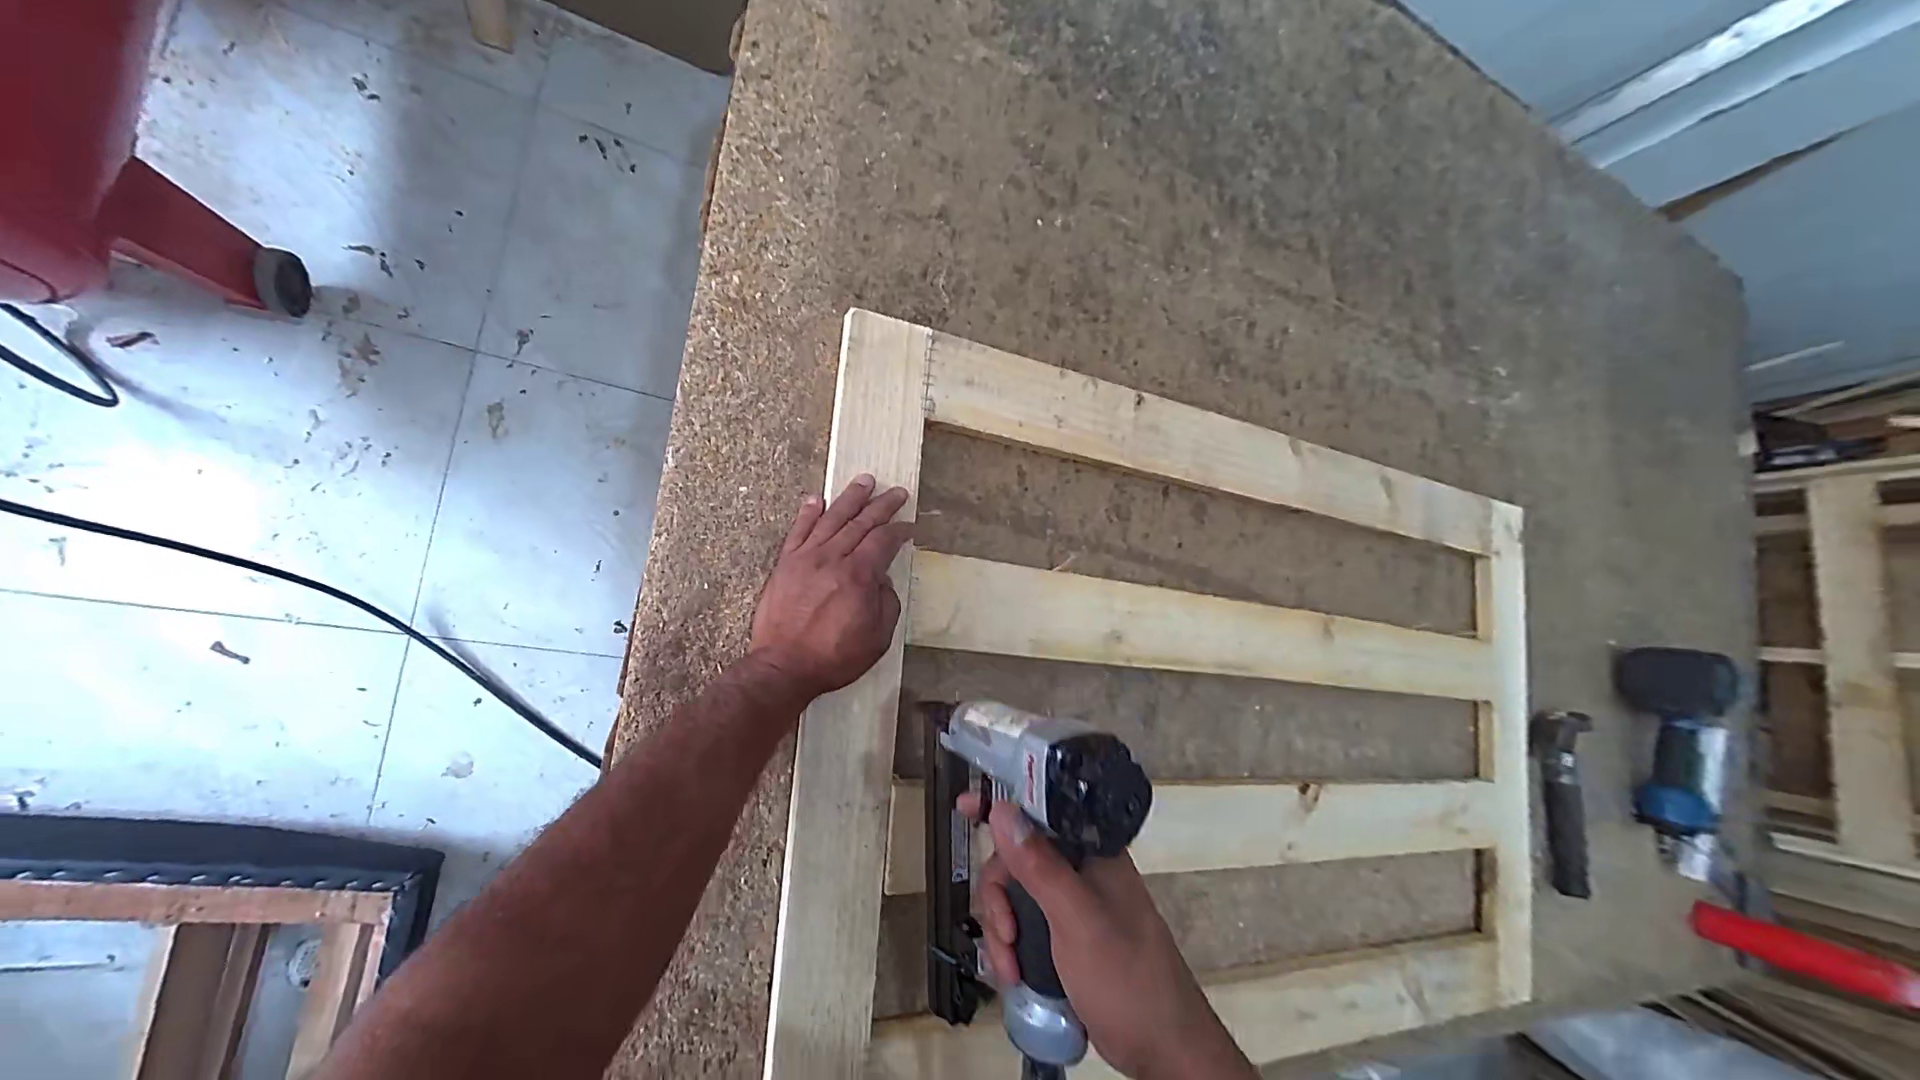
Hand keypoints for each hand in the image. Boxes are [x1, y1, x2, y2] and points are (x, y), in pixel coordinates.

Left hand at [749, 475, 912, 699]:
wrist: (783, 667)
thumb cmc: (833, 657)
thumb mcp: (878, 638)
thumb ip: (886, 603)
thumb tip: (882, 580)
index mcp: (858, 576)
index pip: (883, 541)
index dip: (899, 531)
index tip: (909, 527)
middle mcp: (833, 559)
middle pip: (861, 523)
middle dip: (882, 505)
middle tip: (896, 492)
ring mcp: (806, 559)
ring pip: (831, 519)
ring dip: (849, 498)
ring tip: (863, 481)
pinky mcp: (785, 565)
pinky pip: (798, 531)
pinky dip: (808, 513)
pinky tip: (816, 499)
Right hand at [961, 795, 1256, 1079]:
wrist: (1162, 1051)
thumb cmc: (1129, 980)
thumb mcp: (1078, 920)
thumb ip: (1040, 866)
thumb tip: (1003, 810)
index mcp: (1091, 851)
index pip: (1041, 812)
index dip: (1002, 806)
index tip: (965, 806)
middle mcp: (1080, 869)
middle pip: (1015, 858)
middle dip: (999, 897)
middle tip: (1005, 932)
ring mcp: (1072, 903)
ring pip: (1014, 895)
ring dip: (1002, 930)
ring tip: (1012, 966)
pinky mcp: (1065, 934)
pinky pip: (1023, 924)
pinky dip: (1011, 947)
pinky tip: (1016, 973)